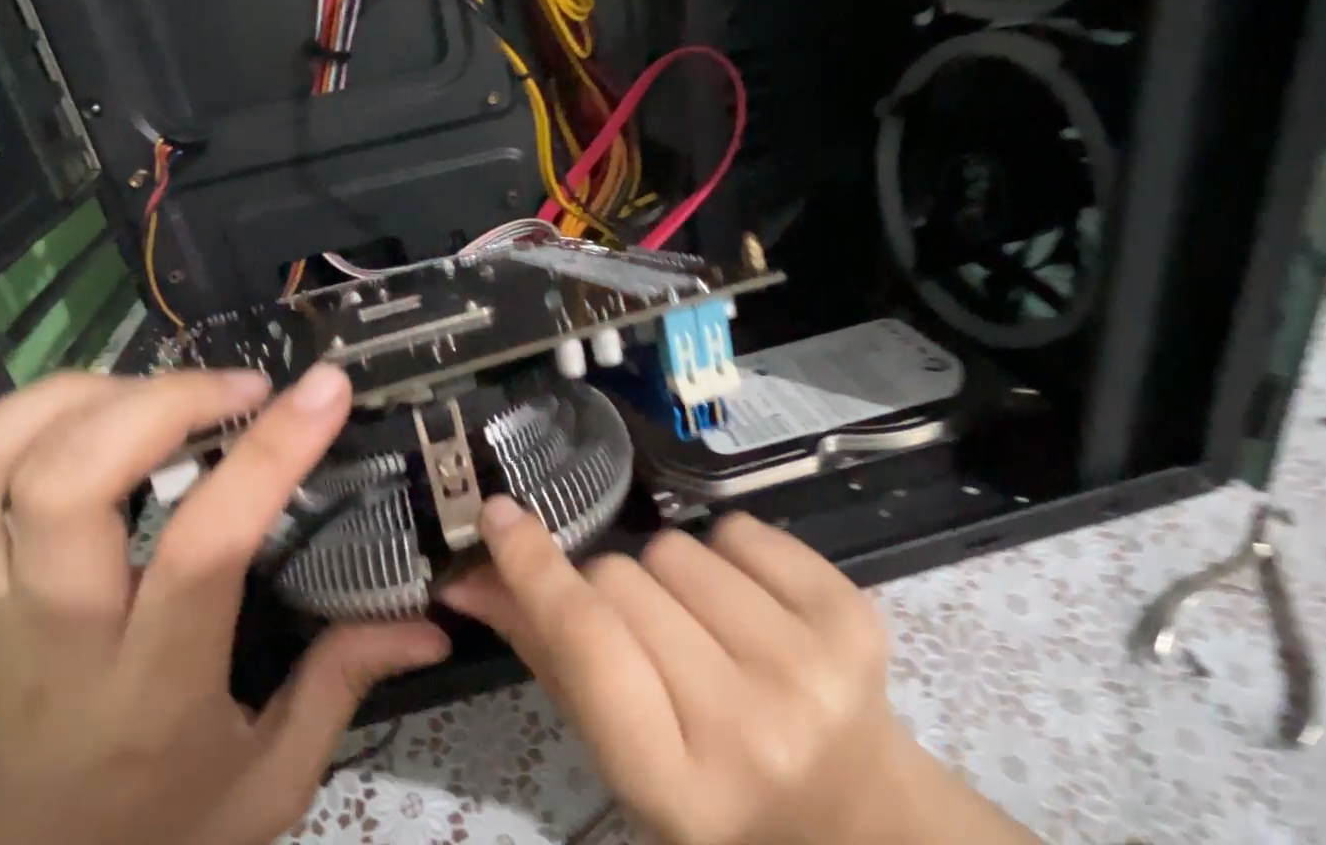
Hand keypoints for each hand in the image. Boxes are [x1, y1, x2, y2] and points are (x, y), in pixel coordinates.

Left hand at [0, 364, 450, 844]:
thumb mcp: (268, 784)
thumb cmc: (157, 841)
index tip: (325, 391)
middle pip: (69, 485)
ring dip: (79, 397)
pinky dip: (16, 419)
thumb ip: (342, 686)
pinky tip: (92, 413)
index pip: (202, 547)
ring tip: (161, 388)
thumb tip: (429, 621)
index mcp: (152, 688)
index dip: (267, 455)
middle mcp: (60, 635)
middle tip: (241, 387)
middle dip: (161, 403)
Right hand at [442, 499, 1036, 844]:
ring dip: (669, 575)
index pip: (587, 643)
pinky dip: (726, 553)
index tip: (498, 516)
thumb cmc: (716, 790)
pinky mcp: (852, 614)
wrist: (853, 810)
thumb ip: (548, 656)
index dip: (535, 570)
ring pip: (677, 547)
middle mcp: (747, 724)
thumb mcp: (622, 751)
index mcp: (673, 778)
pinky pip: (739, 529)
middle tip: (641, 634)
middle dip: (608, 588)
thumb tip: (472, 577)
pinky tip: (748, 607)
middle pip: (623, 580)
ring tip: (701, 629)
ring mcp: (809, 666)